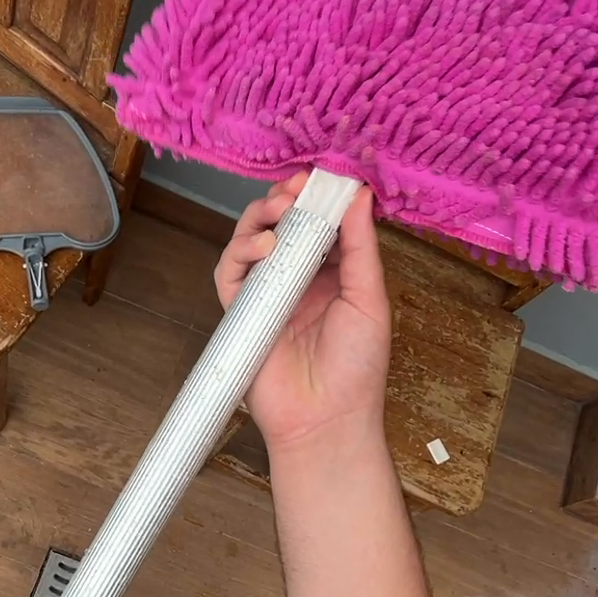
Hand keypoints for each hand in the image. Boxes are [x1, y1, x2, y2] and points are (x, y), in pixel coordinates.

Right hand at [215, 174, 390, 453]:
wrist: (325, 421)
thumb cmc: (357, 368)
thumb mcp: (369, 300)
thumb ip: (360, 247)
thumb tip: (358, 194)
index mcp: (333, 276)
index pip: (320, 224)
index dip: (318, 197)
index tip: (322, 175)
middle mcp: (297, 282)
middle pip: (280, 227)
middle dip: (285, 201)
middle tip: (294, 188)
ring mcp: (266, 298)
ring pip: (250, 244)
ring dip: (259, 220)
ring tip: (277, 211)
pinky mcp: (240, 315)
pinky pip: (228, 276)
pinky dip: (239, 254)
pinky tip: (263, 248)